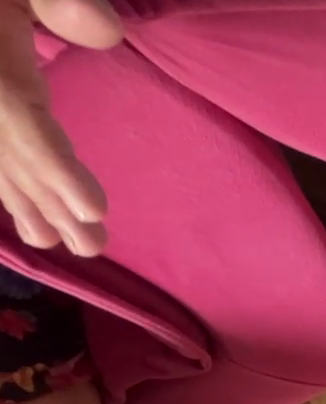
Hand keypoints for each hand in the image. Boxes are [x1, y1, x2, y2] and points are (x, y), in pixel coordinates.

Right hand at [0, 0, 120, 254]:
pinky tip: (28, 216)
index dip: (53, 165)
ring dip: (26, 201)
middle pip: (8, 150)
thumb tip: (107, 31)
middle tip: (92, 248)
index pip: (19, 118)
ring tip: (60, 243)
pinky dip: (7, 182)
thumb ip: (59, 3)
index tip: (93, 209)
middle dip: (46, 201)